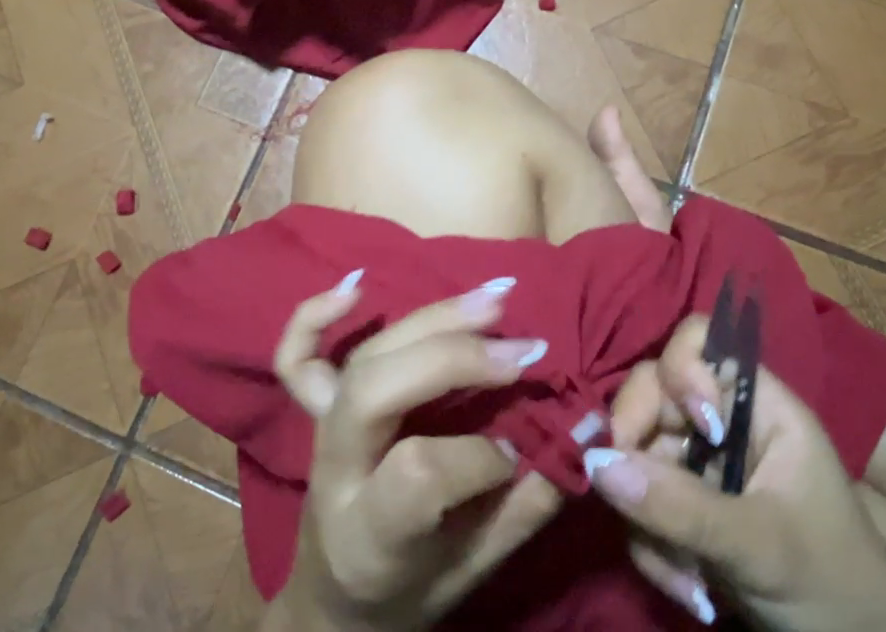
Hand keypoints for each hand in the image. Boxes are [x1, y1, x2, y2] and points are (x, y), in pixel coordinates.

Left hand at [266, 273, 562, 631]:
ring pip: (359, 359)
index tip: (528, 450)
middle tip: (526, 350)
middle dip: (455, 359)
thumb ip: (531, 505)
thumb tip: (589, 433)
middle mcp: (333, 472)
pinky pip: (296, 360)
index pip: (418, 471)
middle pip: (375, 390)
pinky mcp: (312, 414)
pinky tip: (357, 286)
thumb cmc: (411, 591)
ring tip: (495, 301)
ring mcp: (317, 434)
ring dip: (428, 320)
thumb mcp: (475, 570)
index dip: (483, 456)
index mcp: (369, 533)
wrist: (335, 600)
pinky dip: (315, 317)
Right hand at [594, 316, 885, 631]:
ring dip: (645, 521)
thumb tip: (595, 462)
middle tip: (631, 502)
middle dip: (637, 453)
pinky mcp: (683, 509)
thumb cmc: (831, 584)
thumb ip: (678, 505)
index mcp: (759, 408)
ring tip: (687, 579)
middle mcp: (723, 424)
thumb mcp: (758, 544)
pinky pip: (638, 504)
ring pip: (635, 457)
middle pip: (651, 397)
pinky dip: (651, 548)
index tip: (681, 423)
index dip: (679, 369)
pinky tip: (689, 590)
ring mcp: (699, 467)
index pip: (700, 343)